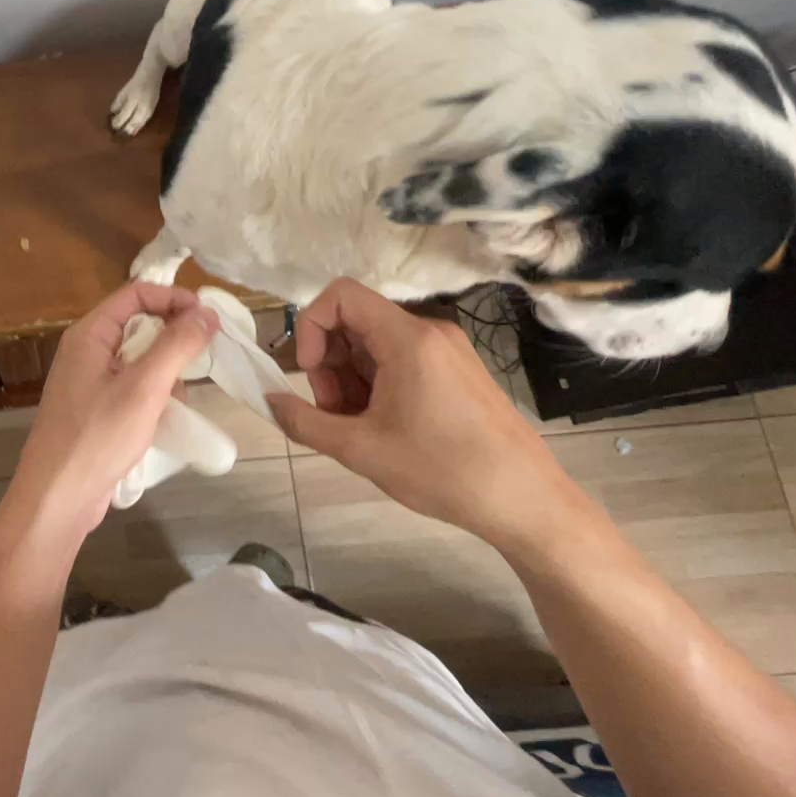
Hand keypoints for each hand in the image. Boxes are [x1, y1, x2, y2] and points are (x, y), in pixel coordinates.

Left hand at [8, 282, 219, 533]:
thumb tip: (206, 314)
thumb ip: (176, 346)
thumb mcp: (143, 388)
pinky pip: (134, 390)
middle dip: (173, 343)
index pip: (136, 294)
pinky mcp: (97, 410)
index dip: (174, 299)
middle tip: (199, 365)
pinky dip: (154, 400)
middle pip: (140, 326)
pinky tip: (163, 424)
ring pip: (142, 361)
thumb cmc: (97, 437)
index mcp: (89, 335)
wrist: (58, 496)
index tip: (208, 319)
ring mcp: (90, 383)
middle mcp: (87, 352)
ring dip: (166, 377)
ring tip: (174, 404)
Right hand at [264, 278, 591, 551]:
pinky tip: (382, 429)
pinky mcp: (457, 372)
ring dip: (350, 381)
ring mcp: (446, 351)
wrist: (526, 501)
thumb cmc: (442, 470)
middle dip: (328, 365)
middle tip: (332, 414)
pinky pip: (399, 362)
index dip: (311, 328)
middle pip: (354, 323)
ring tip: (357, 429)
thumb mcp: (360, 449)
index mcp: (407, 339)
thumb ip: (304, 421)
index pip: (340, 296)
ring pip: (374, 346)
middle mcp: (429, 332)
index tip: (310, 375)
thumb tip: (269, 402)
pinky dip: (376, 387)